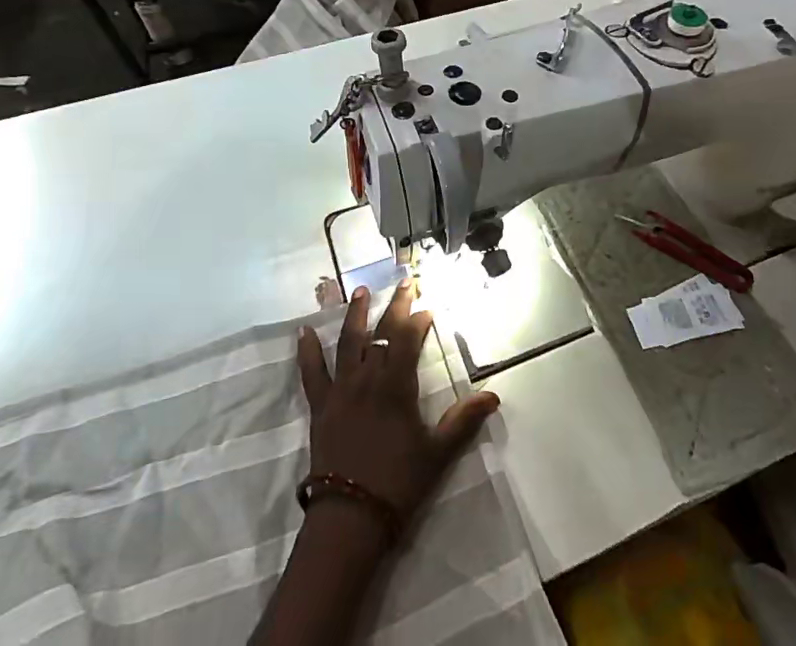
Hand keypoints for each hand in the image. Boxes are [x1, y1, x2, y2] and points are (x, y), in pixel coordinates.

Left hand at [296, 283, 499, 528]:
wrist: (352, 512)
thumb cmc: (400, 483)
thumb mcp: (438, 453)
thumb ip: (463, 421)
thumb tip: (493, 395)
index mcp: (395, 387)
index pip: (406, 341)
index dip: (418, 321)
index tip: (428, 306)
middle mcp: (366, 378)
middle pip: (380, 334)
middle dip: (394, 307)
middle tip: (403, 284)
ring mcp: (340, 389)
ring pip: (347, 343)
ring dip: (355, 315)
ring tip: (361, 291)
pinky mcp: (319, 404)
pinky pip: (310, 372)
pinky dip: (306, 351)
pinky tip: (302, 332)